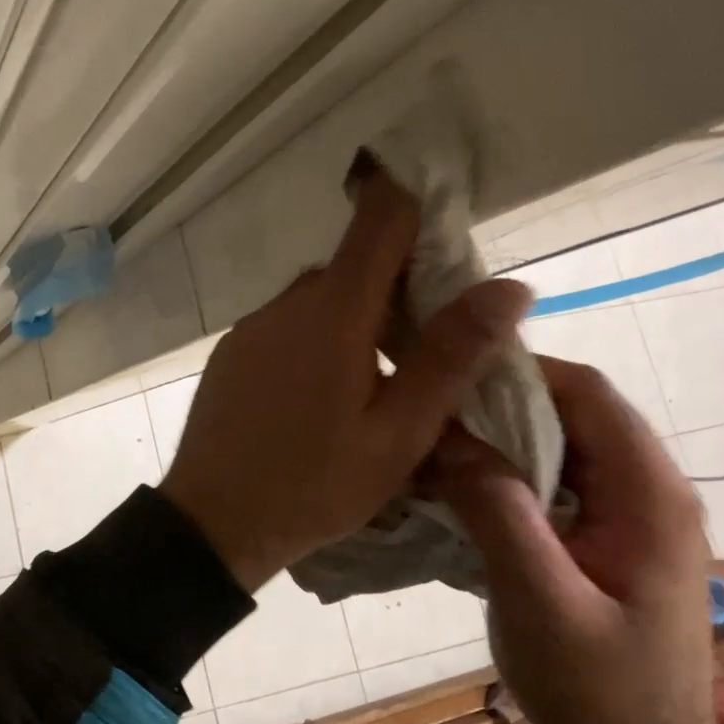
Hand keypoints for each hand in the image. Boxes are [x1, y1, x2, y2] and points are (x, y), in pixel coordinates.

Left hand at [159, 169, 532, 591]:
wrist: (213, 520)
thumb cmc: (314, 484)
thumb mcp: (400, 431)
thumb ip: (451, 356)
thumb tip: (509, 286)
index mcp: (330, 315)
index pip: (377, 226)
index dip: (413, 203)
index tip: (450, 208)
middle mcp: (283, 308)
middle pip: (352, 270)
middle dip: (399, 288)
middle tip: (437, 343)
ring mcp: (249, 331)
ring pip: (318, 302)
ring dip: (357, 321)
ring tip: (386, 383)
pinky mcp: (230, 356)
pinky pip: (286, 329)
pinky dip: (318, 341)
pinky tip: (330, 397)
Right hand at [428, 357, 723, 723]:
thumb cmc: (596, 686)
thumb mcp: (539, 600)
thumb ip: (497, 512)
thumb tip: (443, 434)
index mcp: (646, 495)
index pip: (586, 392)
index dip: (515, 366)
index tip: (438, 362)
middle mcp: (638, 490)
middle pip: (563, 410)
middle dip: (487, 398)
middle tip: (409, 401)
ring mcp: (613, 513)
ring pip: (545, 443)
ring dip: (482, 435)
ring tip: (410, 437)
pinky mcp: (586, 535)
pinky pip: (536, 478)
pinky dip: (487, 469)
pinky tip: (435, 482)